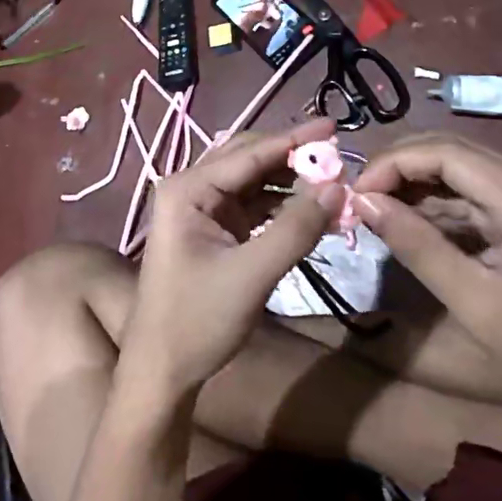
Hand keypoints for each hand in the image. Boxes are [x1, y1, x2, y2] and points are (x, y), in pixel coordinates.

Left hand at [126, 119, 344, 393]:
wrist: (162, 373)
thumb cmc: (197, 321)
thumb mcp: (251, 274)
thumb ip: (295, 228)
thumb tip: (339, 188)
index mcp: (188, 189)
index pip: (250, 153)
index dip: (294, 140)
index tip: (334, 127)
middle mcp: (192, 188)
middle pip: (251, 159)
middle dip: (295, 158)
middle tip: (339, 158)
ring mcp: (202, 208)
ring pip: (255, 180)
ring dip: (291, 182)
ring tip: (332, 184)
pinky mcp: (214, 228)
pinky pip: (254, 204)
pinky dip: (283, 206)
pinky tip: (312, 210)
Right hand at [352, 135, 501, 446]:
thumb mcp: (480, 305)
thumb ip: (420, 248)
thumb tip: (364, 203)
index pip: (450, 152)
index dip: (396, 162)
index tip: (356, 191)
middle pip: (455, 152)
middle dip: (401, 169)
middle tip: (359, 199)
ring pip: (462, 170)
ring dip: (417, 186)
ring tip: (375, 212)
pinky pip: (476, 194)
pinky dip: (439, 205)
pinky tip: (410, 223)